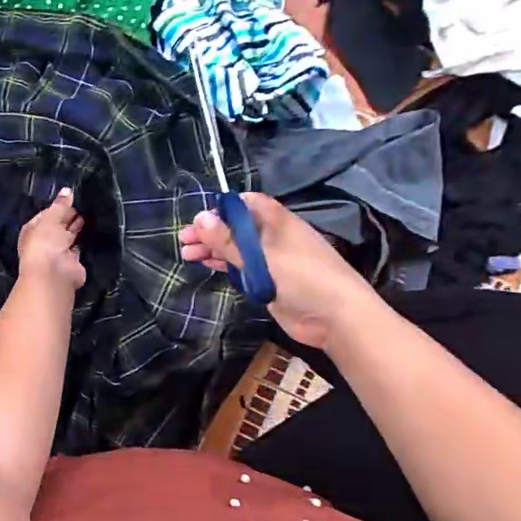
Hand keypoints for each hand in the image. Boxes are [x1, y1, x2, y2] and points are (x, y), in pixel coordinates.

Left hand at [18, 188, 86, 290]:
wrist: (53, 273)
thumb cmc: (45, 242)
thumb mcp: (51, 218)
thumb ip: (61, 205)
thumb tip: (68, 190)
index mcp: (33, 230)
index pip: (46, 214)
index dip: (58, 207)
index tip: (72, 198)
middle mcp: (44, 241)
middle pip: (57, 226)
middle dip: (68, 217)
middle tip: (83, 204)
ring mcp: (57, 253)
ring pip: (68, 236)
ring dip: (76, 227)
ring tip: (90, 214)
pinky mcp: (71, 262)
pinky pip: (78, 247)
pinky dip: (83, 241)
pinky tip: (91, 231)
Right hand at [180, 192, 381, 348]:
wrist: (336, 316)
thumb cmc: (302, 277)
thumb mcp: (261, 257)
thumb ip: (228, 241)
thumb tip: (200, 217)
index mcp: (278, 221)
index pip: (248, 203)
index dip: (224, 207)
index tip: (200, 217)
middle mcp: (275, 237)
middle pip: (239, 227)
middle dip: (212, 231)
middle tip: (184, 239)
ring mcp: (274, 261)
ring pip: (239, 249)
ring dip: (215, 249)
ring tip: (187, 253)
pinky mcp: (272, 283)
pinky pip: (244, 269)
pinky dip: (226, 265)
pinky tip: (208, 265)